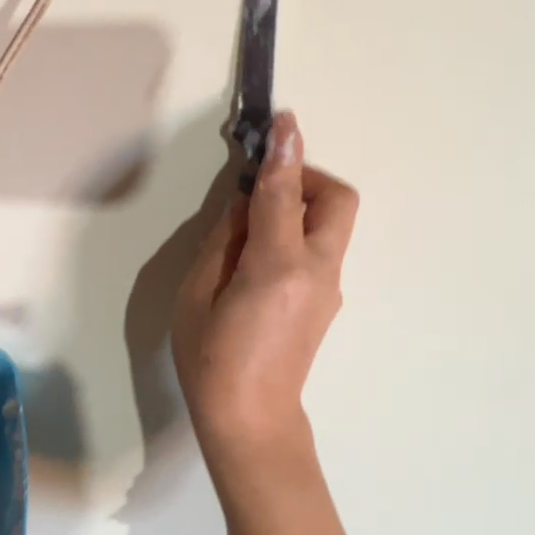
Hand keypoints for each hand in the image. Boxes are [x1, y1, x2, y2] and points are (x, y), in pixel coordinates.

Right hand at [171, 112, 357, 447]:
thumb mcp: (197, 295)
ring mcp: (329, 287)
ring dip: (300, 208)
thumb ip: (222, 243)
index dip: (284, 153)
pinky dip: (296, 235)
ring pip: (331, 225)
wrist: (250, 415)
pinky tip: (257, 261)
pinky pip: (319, 250)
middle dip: (307, 177)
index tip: (283, 119)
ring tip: (250, 229)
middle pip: (337, 200)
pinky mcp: (326, 301)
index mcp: (278, 266)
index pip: (285, 194)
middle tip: (264, 187)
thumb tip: (242, 206)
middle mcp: (317, 270)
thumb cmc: (210, 357)